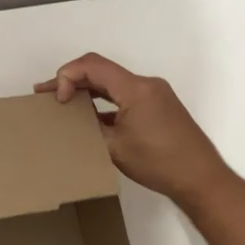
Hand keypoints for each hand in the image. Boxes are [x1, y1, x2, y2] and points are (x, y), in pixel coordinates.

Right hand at [35, 53, 235, 205]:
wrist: (200, 178)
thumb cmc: (157, 163)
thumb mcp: (114, 147)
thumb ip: (90, 124)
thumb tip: (74, 115)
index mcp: (136, 88)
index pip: (92, 65)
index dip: (66, 76)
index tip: (59, 101)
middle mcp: (146, 84)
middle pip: (100, 71)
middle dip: (70, 80)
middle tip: (44, 94)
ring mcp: (154, 94)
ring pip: (111, 83)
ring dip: (86, 90)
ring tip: (61, 103)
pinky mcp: (158, 107)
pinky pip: (123, 95)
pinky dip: (103, 102)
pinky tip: (87, 117)